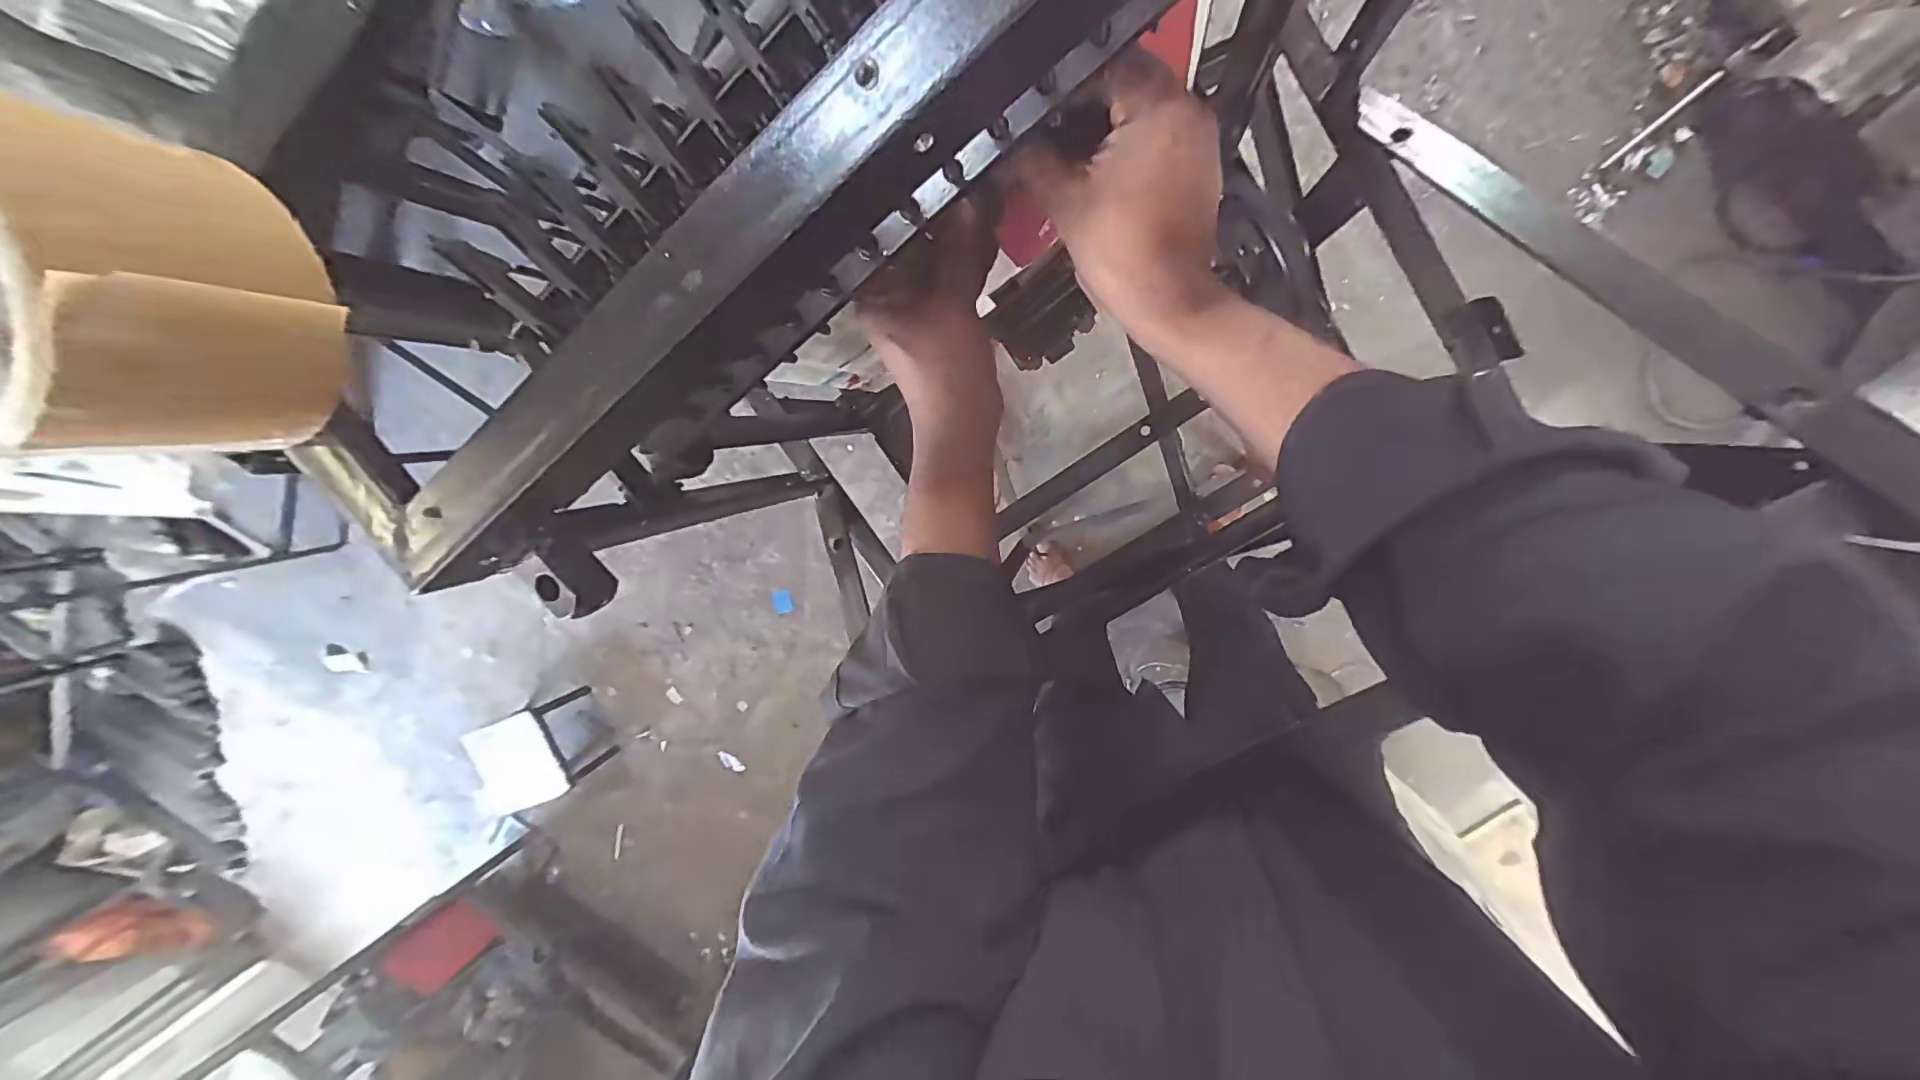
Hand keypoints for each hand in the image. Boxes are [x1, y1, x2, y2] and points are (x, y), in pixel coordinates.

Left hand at [857, 195, 997, 367]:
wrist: (964, 424)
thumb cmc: (946, 372)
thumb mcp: (952, 305)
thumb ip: (960, 252)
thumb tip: (970, 201)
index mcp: (876, 293)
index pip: (895, 237)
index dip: (923, 208)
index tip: (950, 178)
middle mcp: (890, 296)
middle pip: (919, 248)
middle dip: (949, 222)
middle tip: (977, 186)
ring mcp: (916, 309)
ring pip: (940, 264)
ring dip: (964, 241)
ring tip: (988, 206)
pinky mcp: (941, 319)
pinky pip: (953, 282)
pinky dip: (970, 265)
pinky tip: (990, 238)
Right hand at [1012, 48, 1227, 355]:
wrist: (1166, 300)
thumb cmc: (1124, 255)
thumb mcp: (1065, 201)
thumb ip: (1033, 161)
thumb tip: (1012, 148)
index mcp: (1158, 108)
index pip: (1103, 69)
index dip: (1064, 95)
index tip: (1041, 122)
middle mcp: (1188, 114)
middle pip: (1127, 88)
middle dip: (1085, 113)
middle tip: (1052, 142)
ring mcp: (1198, 143)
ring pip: (1144, 115)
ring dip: (1106, 132)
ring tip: (1072, 164)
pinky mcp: (1199, 171)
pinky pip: (1159, 143)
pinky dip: (1130, 152)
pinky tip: (1101, 180)